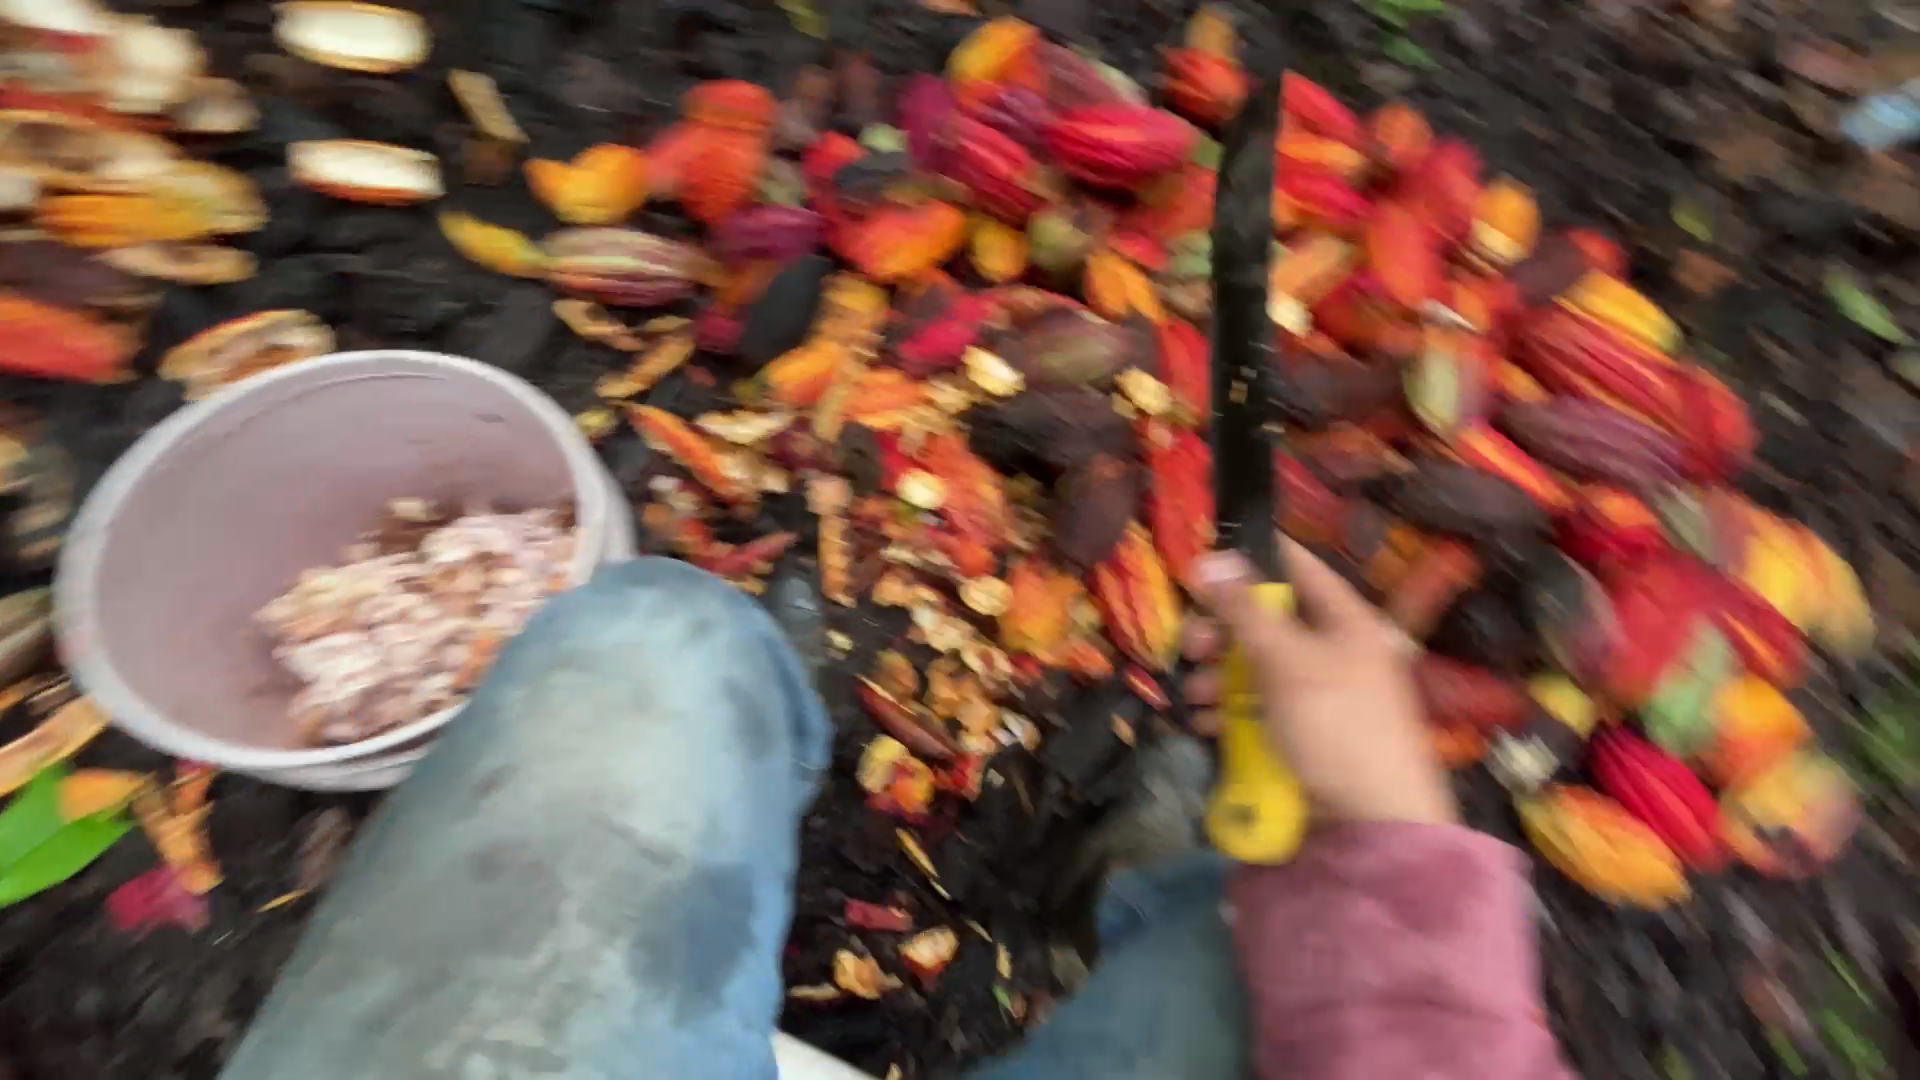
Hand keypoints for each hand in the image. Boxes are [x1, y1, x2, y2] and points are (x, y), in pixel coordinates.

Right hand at [1184, 540, 1457, 826]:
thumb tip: (1212, 556)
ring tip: (1194, 694)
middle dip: (1221, 630)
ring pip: (1253, 665)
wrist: (1370, 824)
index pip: (1298, 567)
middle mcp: (1331, 650)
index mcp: (1345, 622)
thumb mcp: (1286, 660)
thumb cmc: (1336, 725)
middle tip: (1190, 642)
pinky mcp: (1299, 730)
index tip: (1209, 553)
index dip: (1256, 555)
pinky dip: (1227, 710)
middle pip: (1265, 620)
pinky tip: (1203, 721)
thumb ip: (1244, 609)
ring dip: (1216, 675)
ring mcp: (1315, 693)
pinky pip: (1255, 705)